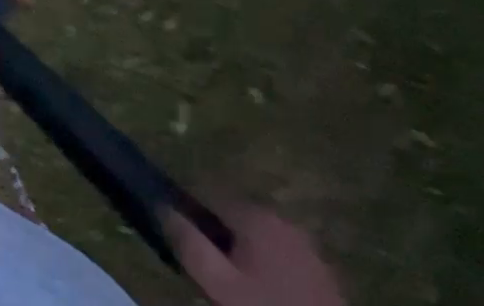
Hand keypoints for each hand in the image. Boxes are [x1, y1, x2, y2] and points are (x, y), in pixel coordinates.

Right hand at [166, 205, 344, 305]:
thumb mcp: (216, 281)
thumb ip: (188, 242)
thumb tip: (162, 207)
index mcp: (255, 216)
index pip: (207, 196)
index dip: (189, 215)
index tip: (182, 239)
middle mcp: (283, 220)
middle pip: (234, 216)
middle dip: (218, 234)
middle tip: (209, 266)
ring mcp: (307, 244)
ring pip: (258, 235)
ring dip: (242, 250)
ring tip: (235, 280)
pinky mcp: (321, 268)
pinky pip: (281, 253)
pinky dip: (267, 263)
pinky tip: (264, 287)